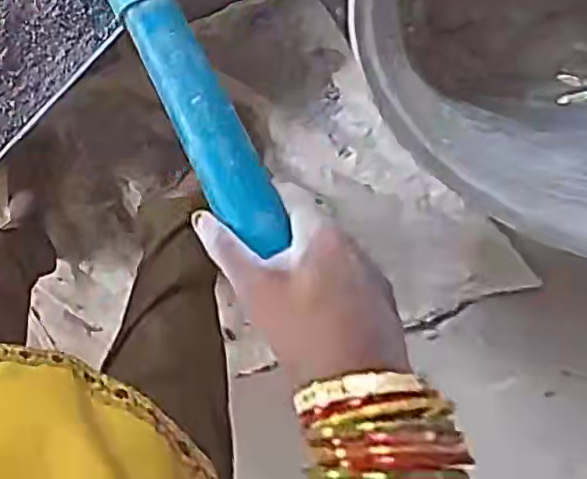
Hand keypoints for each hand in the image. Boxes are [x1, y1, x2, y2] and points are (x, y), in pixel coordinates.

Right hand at [193, 183, 411, 388]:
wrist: (355, 393)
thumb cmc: (299, 330)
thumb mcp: (253, 288)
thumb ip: (226, 248)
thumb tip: (202, 218)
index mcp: (321, 232)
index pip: (290, 193)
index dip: (265, 201)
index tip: (247, 219)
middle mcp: (353, 244)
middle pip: (311, 225)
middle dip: (284, 236)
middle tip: (260, 262)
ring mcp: (373, 275)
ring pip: (331, 253)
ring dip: (309, 262)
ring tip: (285, 292)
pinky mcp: (384, 304)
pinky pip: (349, 279)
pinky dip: (331, 285)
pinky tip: (314, 314)